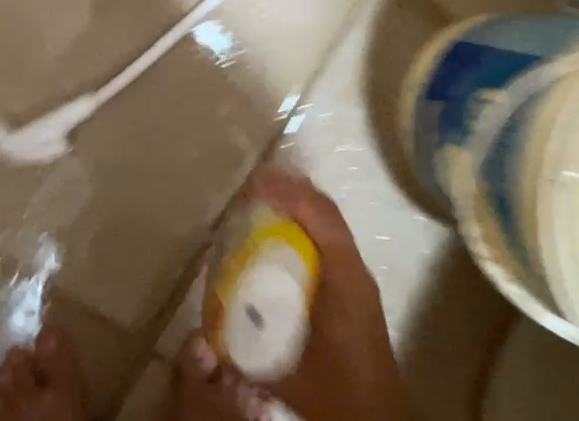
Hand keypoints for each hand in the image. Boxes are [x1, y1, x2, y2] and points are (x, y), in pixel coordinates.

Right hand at [236, 166, 411, 420]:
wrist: (377, 420)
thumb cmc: (336, 395)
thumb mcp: (286, 378)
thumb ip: (244, 356)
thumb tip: (201, 336)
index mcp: (345, 282)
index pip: (322, 218)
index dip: (290, 193)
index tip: (254, 181)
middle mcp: (355, 272)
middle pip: (326, 213)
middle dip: (290, 191)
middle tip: (251, 185)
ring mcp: (358, 280)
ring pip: (329, 226)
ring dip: (298, 207)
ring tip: (261, 199)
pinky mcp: (355, 291)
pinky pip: (329, 245)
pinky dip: (304, 228)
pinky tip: (279, 237)